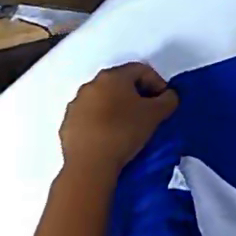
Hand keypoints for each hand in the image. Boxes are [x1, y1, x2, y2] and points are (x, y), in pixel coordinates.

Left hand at [59, 62, 178, 176]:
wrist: (90, 165)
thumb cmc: (125, 131)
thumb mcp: (156, 114)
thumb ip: (168, 99)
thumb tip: (168, 96)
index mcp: (113, 76)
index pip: (141, 70)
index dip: (157, 82)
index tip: (163, 101)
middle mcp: (91, 84)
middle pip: (120, 83)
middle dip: (136, 94)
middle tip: (148, 112)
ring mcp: (76, 104)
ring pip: (102, 100)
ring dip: (116, 108)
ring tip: (128, 127)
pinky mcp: (67, 124)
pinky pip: (89, 117)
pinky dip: (100, 122)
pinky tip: (109, 138)